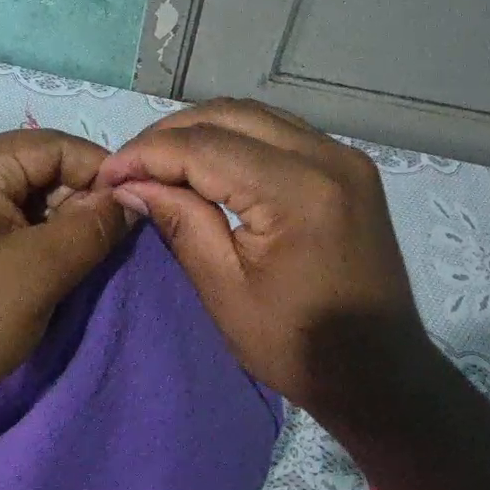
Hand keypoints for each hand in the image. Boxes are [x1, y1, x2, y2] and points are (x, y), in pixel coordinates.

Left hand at [0, 129, 129, 425]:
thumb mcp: (43, 270)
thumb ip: (94, 226)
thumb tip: (133, 199)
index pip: (53, 145)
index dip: (100, 171)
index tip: (137, 205)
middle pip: (40, 165)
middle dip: (80, 198)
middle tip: (112, 238)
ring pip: (28, 192)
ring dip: (61, 219)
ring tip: (84, 255)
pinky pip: (9, 214)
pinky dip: (38, 234)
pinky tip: (54, 263)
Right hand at [96, 99, 428, 422]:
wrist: (382, 373)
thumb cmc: (299, 346)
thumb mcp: (226, 291)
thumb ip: (180, 223)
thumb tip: (129, 183)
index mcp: (300, 192)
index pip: (205, 147)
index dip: (147, 155)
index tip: (107, 175)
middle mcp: (327, 156)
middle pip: (228, 116)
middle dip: (169, 135)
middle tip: (128, 167)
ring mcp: (342, 156)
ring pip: (252, 115)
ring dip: (199, 131)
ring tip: (157, 162)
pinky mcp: (346, 165)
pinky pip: (277, 130)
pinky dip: (233, 137)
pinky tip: (204, 162)